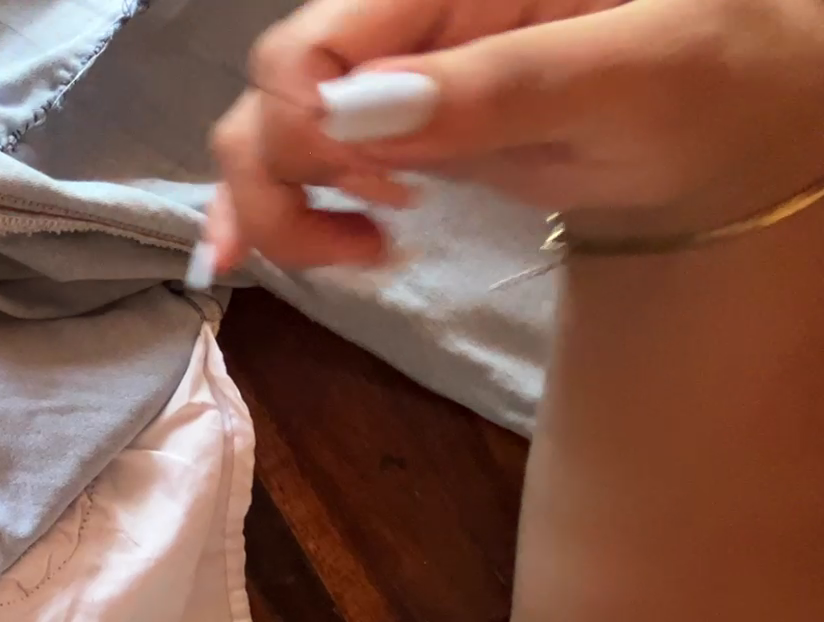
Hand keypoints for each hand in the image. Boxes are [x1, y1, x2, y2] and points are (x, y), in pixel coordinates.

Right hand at [204, 0, 823, 273]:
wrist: (716, 133)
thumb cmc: (711, 88)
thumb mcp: (642, 73)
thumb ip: (502, 85)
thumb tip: (351, 115)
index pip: (304, 49)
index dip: (308, 130)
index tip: (382, 186)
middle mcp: (389, 30)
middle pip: (264, 103)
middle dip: (287, 185)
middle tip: (371, 230)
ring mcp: (368, 90)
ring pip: (253, 145)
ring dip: (272, 215)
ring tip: (350, 252)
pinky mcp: (360, 141)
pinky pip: (270, 175)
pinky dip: (250, 220)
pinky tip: (243, 255)